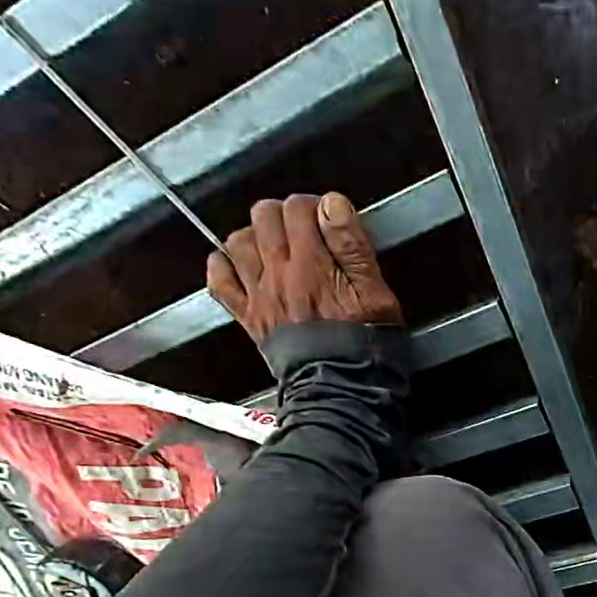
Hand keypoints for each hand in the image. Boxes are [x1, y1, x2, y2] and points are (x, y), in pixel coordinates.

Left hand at [205, 193, 402, 341]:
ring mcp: (259, 295)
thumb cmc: (366, 347)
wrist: (342, 391)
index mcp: (313, 265)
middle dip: (285, 214)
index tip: (330, 221)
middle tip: (306, 230)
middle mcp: (279, 274)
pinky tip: (241, 266)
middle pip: (265, 216)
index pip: (300, 208)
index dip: (316, 207)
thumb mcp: (378, 297)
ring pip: (238, 240)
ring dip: (256, 235)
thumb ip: (354, 248)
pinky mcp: (249, 316)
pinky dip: (224, 266)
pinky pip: (219, 280)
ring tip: (277, 246)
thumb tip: (332, 204)